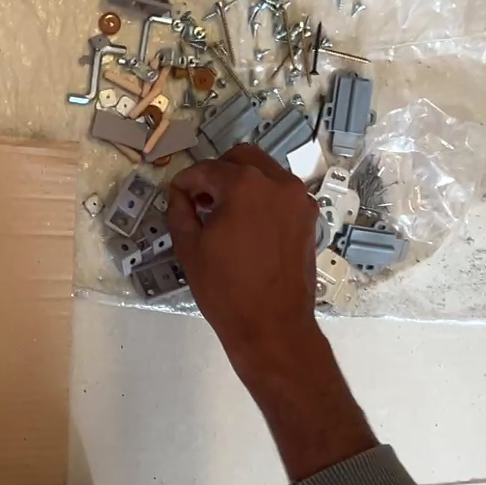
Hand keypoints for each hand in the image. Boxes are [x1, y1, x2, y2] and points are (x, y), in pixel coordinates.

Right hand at [166, 144, 321, 364]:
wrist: (272, 326)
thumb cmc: (227, 290)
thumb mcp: (189, 247)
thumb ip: (180, 210)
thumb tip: (179, 195)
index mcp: (245, 185)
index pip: (206, 169)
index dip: (185, 182)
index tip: (177, 196)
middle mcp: (277, 184)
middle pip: (242, 158)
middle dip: (217, 173)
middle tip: (200, 199)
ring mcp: (298, 200)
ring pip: (265, 172)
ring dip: (241, 183)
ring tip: (223, 213)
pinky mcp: (308, 219)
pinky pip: (281, 194)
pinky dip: (262, 198)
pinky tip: (246, 225)